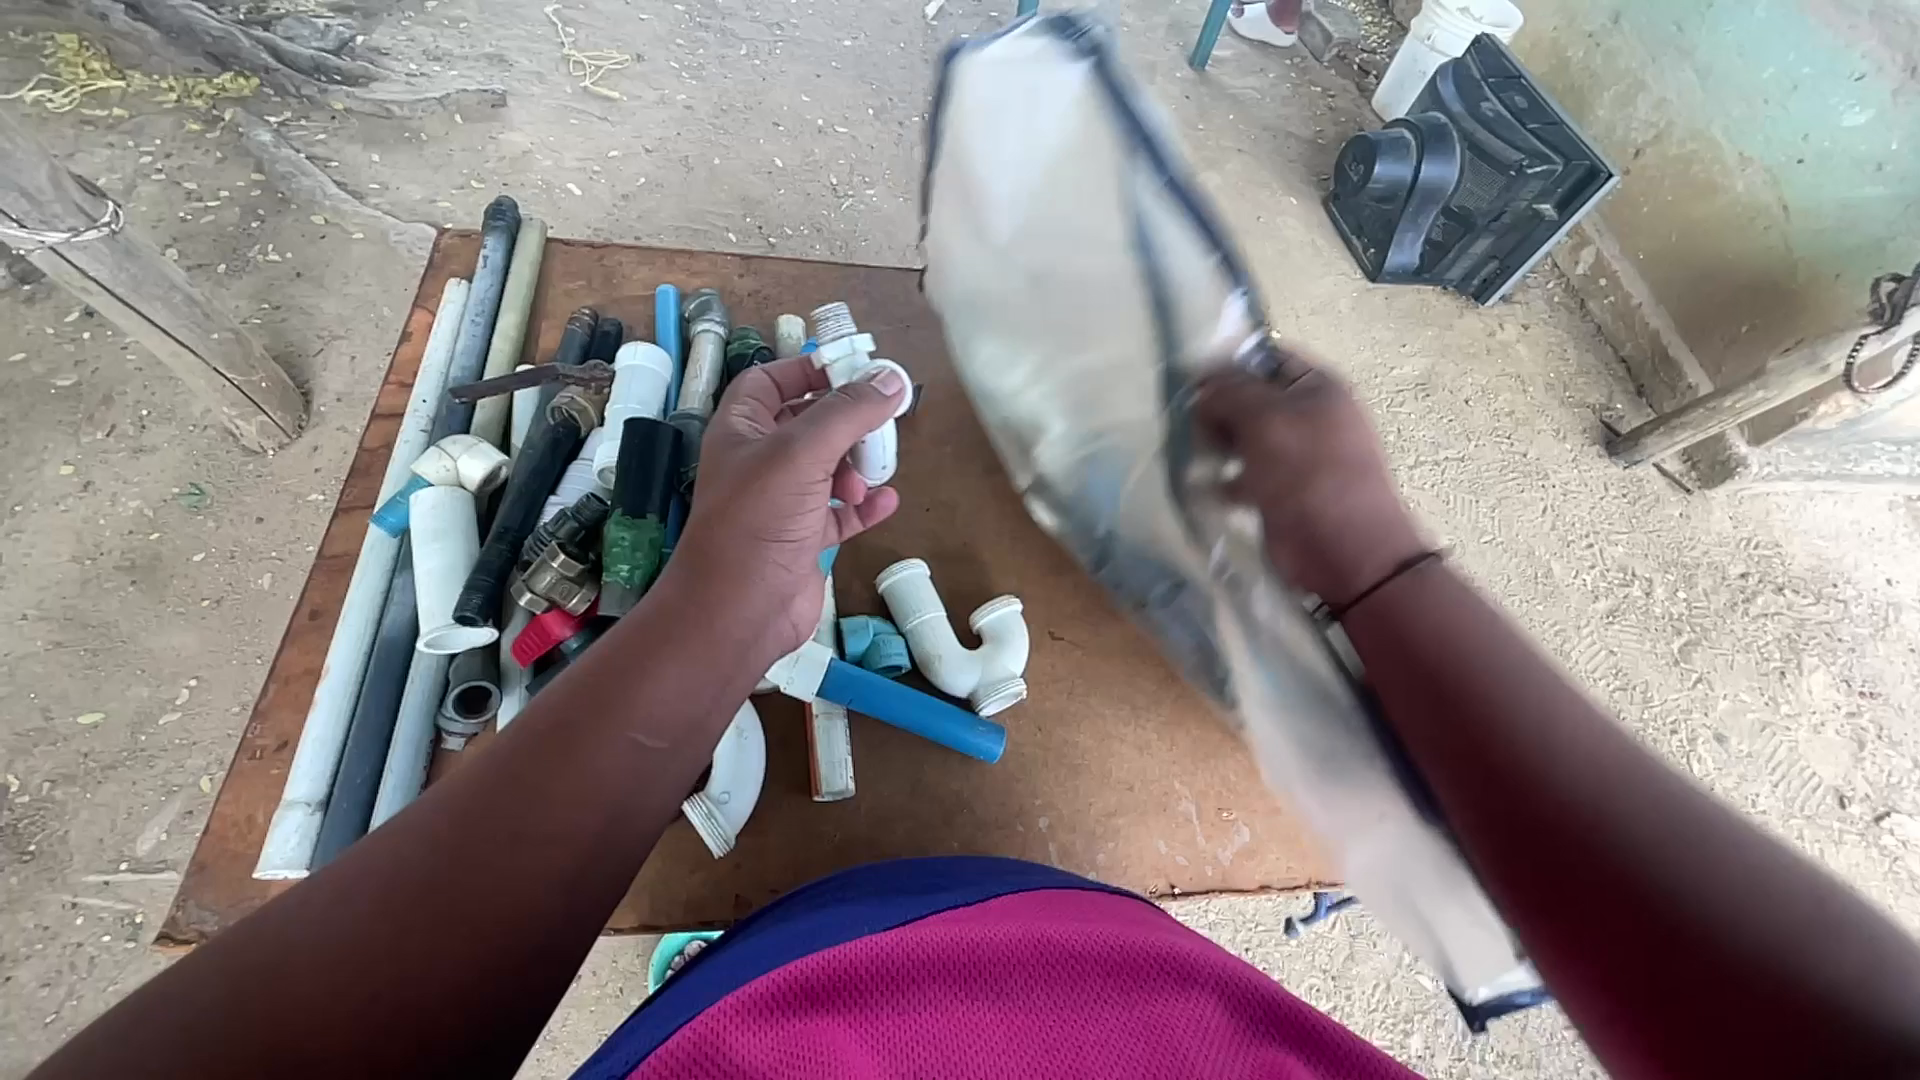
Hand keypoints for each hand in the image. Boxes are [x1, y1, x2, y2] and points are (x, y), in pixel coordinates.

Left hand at [659, 357, 905, 669]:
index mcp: (742, 430)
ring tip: (871, 474)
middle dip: (844, 423)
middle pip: (808, 424)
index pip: (771, 382)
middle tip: (879, 422)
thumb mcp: (802, 453)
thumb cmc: (759, 520)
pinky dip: (863, 506)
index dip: (807, 370)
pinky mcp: (804, 539)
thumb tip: (891, 379)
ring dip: (855, 466)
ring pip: (828, 469)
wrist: (740, 610)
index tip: (852, 370)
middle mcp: (760, 462)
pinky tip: (885, 502)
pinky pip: (840, 513)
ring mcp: (782, 503)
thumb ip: (848, 413)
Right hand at [1192, 349, 1426, 606]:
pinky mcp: (1279, 492)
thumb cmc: (1309, 474)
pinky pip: (1243, 475)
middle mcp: (1307, 416)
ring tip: (1194, 454)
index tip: (1191, 381)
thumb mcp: (1267, 419)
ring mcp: (1294, 457)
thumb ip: (1231, 393)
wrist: (1344, 550)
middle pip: (1251, 399)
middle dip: (1218, 408)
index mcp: (1317, 387)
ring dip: (1217, 444)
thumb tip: (1203, 387)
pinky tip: (1205, 486)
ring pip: (1243, 438)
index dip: (1229, 364)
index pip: (1267, 358)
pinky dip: (1224, 479)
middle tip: (1190, 423)